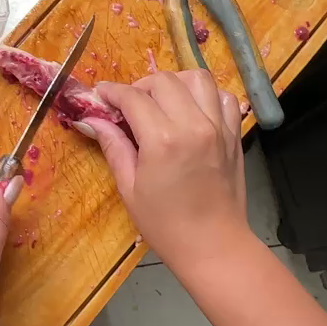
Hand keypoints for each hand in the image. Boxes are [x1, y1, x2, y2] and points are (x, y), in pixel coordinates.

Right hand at [79, 70, 250, 266]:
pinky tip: (192, 110)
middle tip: (128, 105)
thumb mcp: (129, 188)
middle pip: (164, 81)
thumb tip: (91, 119)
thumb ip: (113, 146)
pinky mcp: (234, 134)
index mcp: (163, 140)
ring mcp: (219, 127)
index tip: (101, 94)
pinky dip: (206, 95)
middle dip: (140, 86)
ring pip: (197, 79)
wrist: (214, 246)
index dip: (112, 92)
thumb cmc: (165, 224)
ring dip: (174, 83)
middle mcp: (193, 125)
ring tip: (161, 101)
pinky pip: (224, 97)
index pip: (133, 98)